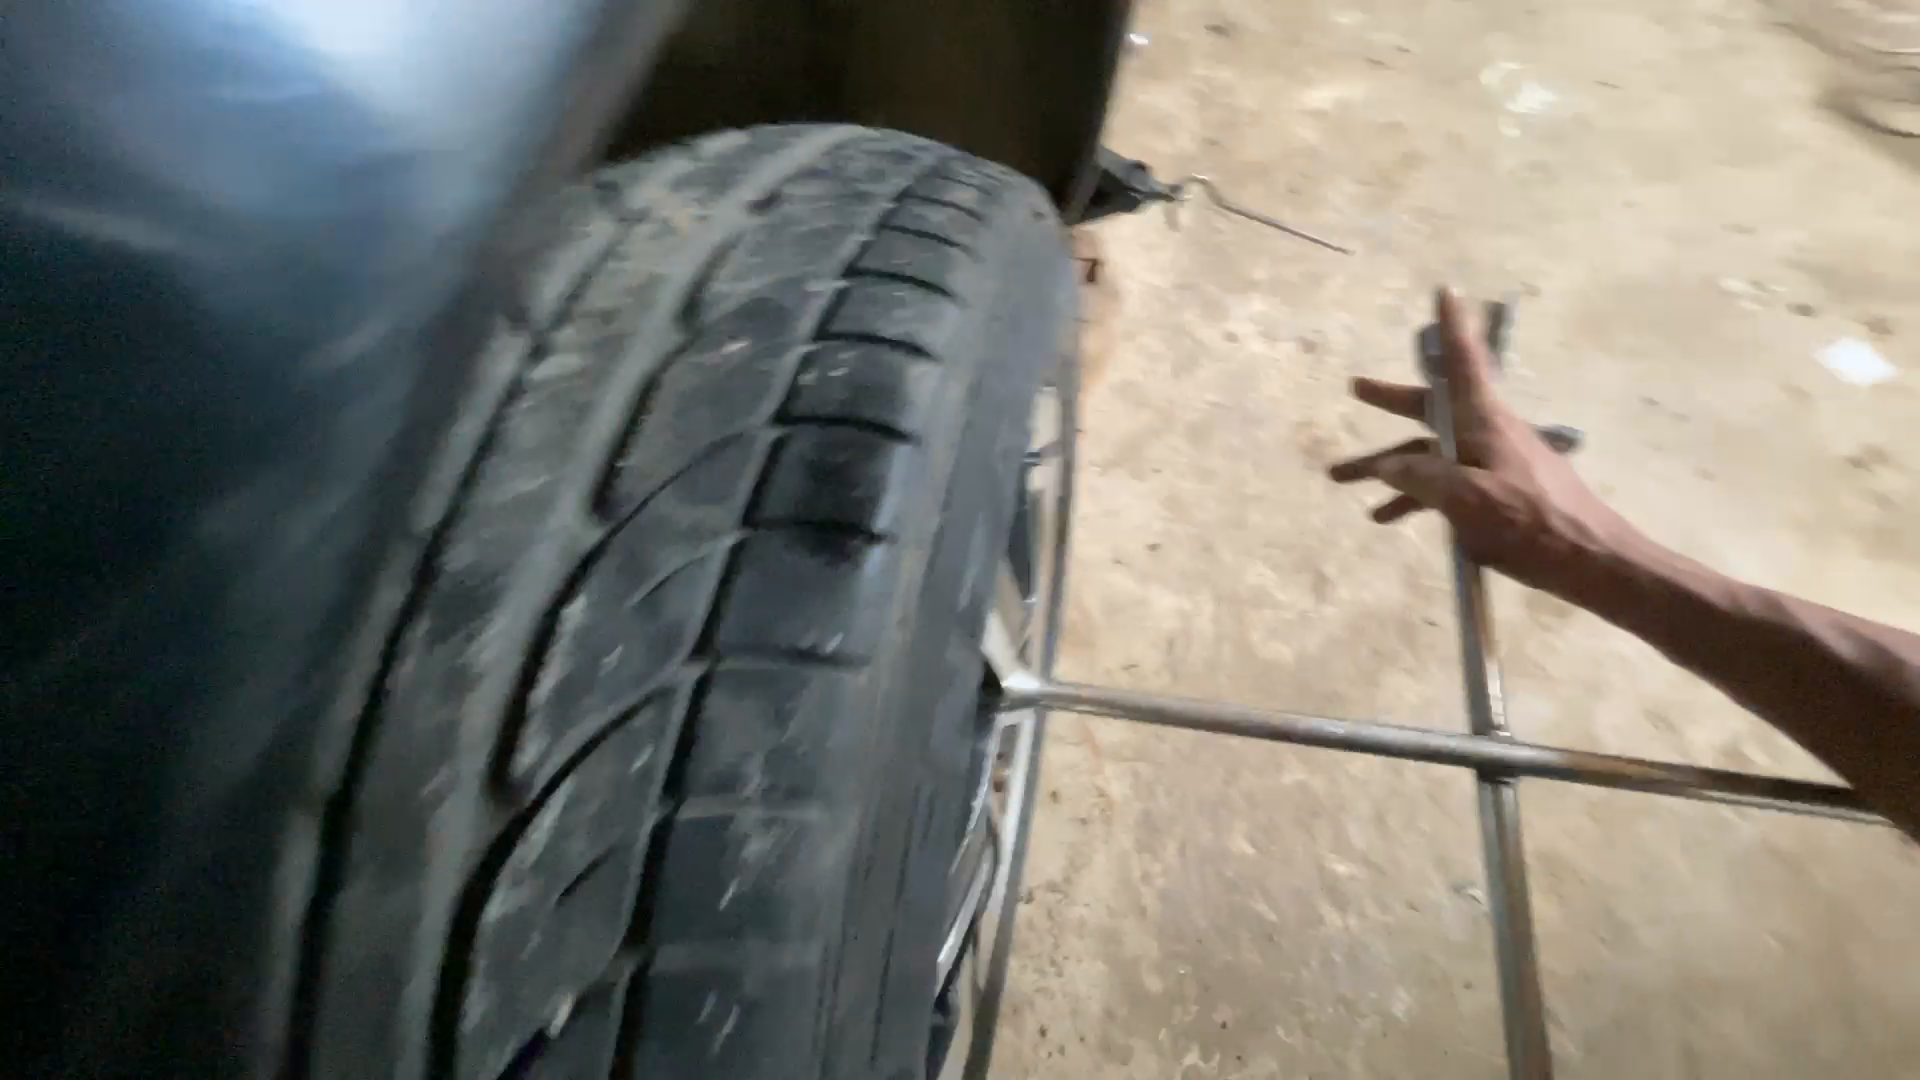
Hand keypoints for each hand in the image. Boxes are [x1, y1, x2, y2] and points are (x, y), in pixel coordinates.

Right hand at [1329, 288, 1636, 598]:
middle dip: (1392, 402)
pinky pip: (1441, 484)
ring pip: (1427, 455)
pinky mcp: (1494, 493)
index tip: (1446, 293)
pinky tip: (1386, 517)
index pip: (1464, 364)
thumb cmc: (1532, 524)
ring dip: (1386, 468)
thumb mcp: (1467, 500)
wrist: (1593, 564)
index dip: (1452, 329)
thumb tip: (1388, 466)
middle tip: (1357, 389)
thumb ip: (1422, 478)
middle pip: (1431, 409)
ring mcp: (1490, 465)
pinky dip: (1412, 496)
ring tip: (1342, 481)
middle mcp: (1485, 435)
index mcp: (1484, 424)